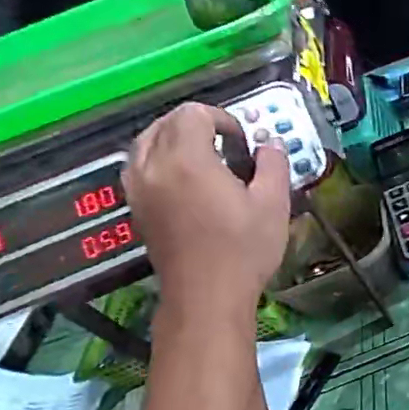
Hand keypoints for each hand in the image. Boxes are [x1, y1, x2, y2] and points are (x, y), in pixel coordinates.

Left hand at [124, 103, 290, 315]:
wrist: (207, 295)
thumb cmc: (244, 250)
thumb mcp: (273, 205)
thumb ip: (273, 165)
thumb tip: (270, 144)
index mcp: (187, 158)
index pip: (194, 113)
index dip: (223, 119)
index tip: (244, 142)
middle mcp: (153, 165)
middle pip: (166, 123)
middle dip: (197, 125)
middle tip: (226, 145)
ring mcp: (138, 187)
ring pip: (146, 142)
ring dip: (173, 140)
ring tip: (202, 159)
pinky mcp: (135, 206)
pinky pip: (138, 165)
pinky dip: (158, 160)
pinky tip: (182, 180)